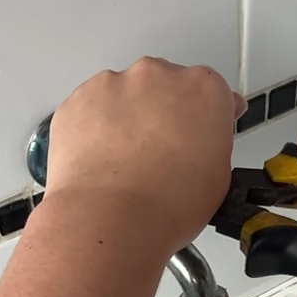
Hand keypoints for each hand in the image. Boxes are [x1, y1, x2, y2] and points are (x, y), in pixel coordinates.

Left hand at [45, 57, 243, 258]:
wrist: (111, 220)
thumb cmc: (165, 205)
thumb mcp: (218, 179)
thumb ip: (212, 144)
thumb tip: (201, 146)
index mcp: (203, 89)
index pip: (210, 93)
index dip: (203, 119)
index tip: (197, 135)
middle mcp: (158, 76)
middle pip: (164, 86)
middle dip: (162, 115)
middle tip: (159, 157)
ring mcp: (113, 84)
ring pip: (122, 96)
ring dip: (125, 121)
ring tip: (125, 165)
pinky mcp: (78, 101)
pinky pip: (88, 110)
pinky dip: (93, 131)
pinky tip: (100, 162)